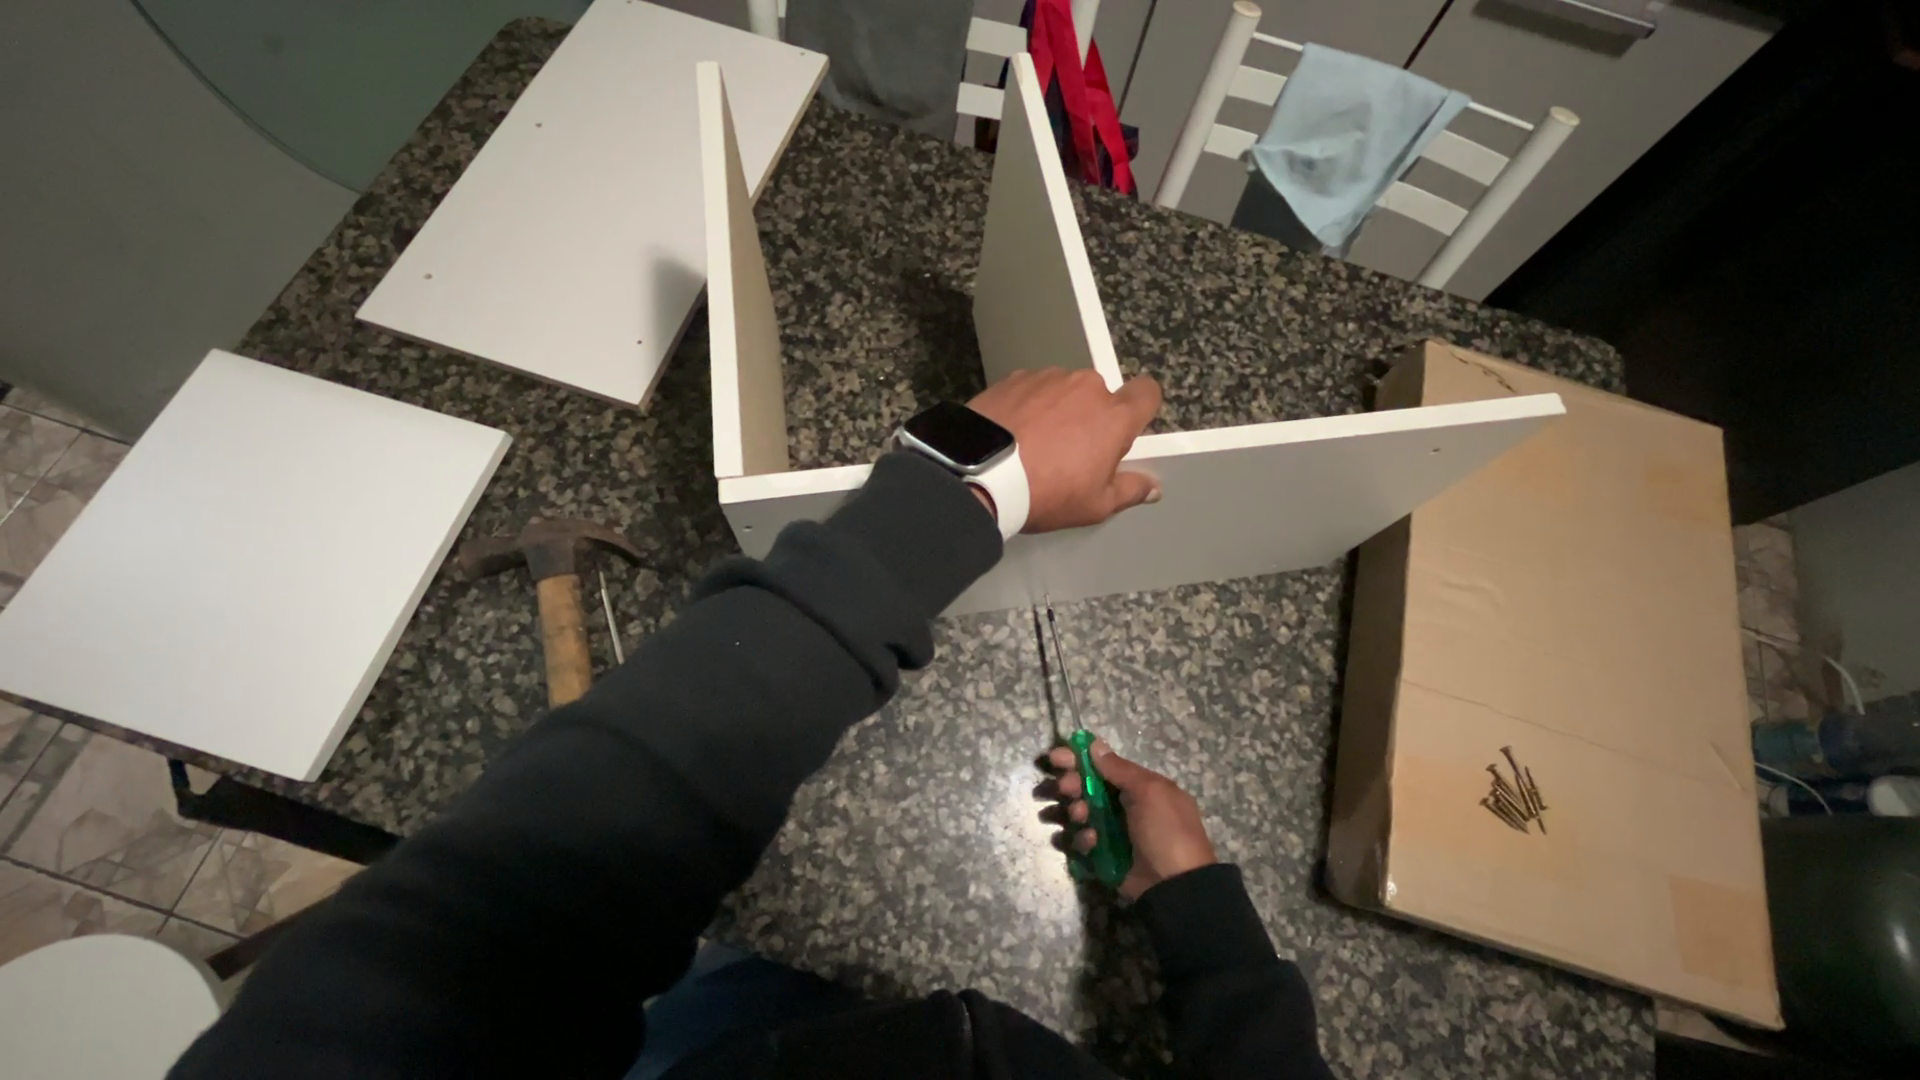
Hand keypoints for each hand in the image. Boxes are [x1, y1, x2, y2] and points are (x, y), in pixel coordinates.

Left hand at [967, 369, 1161, 532]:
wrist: (980, 475)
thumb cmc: (1046, 493)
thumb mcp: (1094, 505)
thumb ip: (1129, 490)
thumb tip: (1153, 487)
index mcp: (1114, 416)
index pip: (1147, 393)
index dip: (1140, 409)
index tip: (1124, 430)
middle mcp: (1085, 387)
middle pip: (1099, 396)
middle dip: (1090, 417)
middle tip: (1069, 452)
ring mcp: (1047, 378)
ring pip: (1063, 391)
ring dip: (1057, 410)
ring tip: (1034, 445)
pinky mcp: (1014, 378)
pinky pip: (1031, 390)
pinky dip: (1027, 407)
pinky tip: (1012, 433)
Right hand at [1047, 740, 1215, 900]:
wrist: (1176, 887)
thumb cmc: (1166, 831)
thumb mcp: (1150, 792)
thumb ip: (1119, 769)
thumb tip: (1095, 744)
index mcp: (1139, 788)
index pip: (1102, 767)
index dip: (1078, 760)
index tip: (1056, 758)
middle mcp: (1123, 807)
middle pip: (1085, 789)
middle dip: (1071, 785)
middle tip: (1066, 788)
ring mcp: (1111, 833)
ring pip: (1079, 814)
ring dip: (1074, 811)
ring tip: (1081, 816)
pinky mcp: (1102, 857)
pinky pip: (1081, 842)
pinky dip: (1081, 839)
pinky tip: (1092, 842)